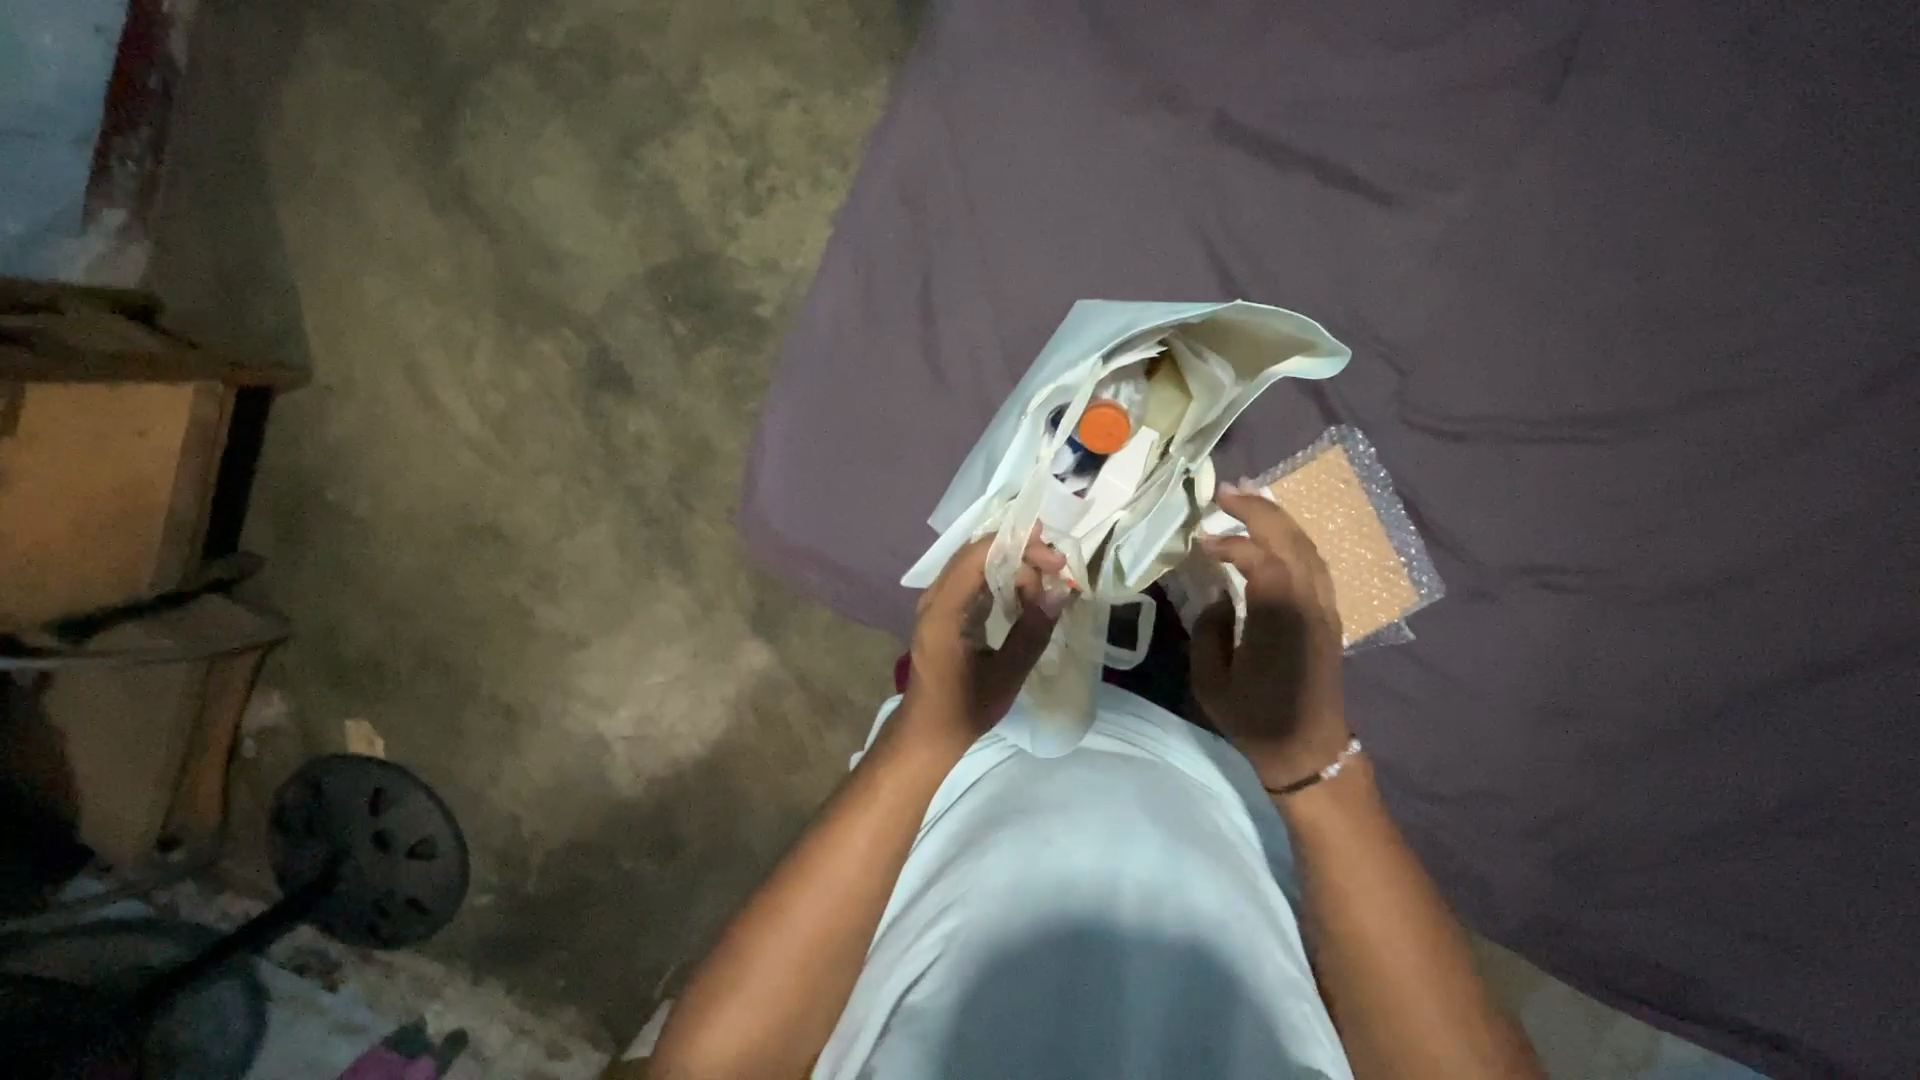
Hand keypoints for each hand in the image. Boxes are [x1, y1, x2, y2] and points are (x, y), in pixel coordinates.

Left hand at [901, 531, 1071, 747]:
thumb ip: (1032, 632)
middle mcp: (935, 599)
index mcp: (943, 611)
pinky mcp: (945, 613)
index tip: (1054, 560)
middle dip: (1020, 552)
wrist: (927, 734)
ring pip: (976, 565)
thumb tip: (1061, 594)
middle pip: (976, 554)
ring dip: (1012, 564)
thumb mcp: (1006, 675)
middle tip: (1057, 568)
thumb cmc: (963, 709)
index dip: (1018, 547)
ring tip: (1048, 578)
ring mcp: (937, 604)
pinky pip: (973, 582)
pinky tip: (1026, 592)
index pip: (978, 556)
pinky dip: (1002, 579)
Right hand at [1191, 484, 1348, 790]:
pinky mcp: (1329, 615)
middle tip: (1223, 491)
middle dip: (1259, 509)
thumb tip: (1218, 597)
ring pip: (1308, 547)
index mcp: (1281, 619)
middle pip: (1292, 540)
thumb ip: (1209, 630)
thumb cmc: (1255, 718)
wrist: (1308, 750)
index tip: (1200, 542)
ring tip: (1246, 498)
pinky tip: (1271, 534)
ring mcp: (1325, 608)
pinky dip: (1291, 539)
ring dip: (1278, 518)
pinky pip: (1314, 563)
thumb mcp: (1211, 681)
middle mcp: (1310, 605)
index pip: (1261, 560)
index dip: (1230, 543)